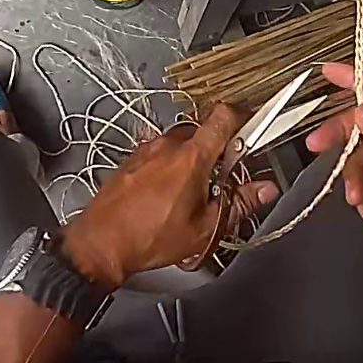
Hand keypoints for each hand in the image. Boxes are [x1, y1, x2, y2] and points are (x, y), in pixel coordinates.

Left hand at [58, 104, 277, 284]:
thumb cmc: (147, 239)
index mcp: (193, 157)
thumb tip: (265, 190)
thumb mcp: (205, 227)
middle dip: (219, 151)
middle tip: (222, 178)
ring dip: (194, 159)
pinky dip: (172, 165)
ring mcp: (148, 149)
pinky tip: (168, 194)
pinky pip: (162, 152)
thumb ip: (241, 203)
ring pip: (184, 142)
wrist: (97, 246)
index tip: (251, 127)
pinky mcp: (133, 157)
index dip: (242, 116)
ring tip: (191, 191)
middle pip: (206, 132)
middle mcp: (169, 145)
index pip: (224, 116)